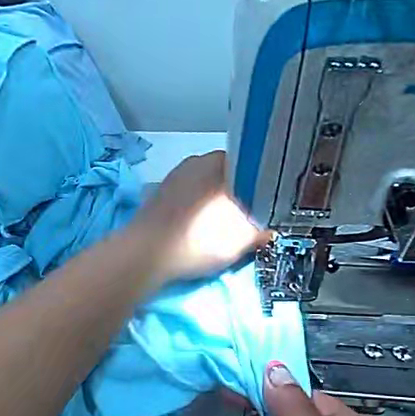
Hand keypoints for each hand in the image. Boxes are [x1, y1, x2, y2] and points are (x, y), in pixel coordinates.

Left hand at [124, 151, 266, 286]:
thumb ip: (260, 228)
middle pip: (229, 174)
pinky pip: (189, 194)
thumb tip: (269, 226)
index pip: (252, 164)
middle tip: (248, 216)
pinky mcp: (161, 192)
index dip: (262, 184)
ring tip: (224, 225)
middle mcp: (196, 161)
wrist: (145, 254)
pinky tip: (200, 226)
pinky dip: (198, 206)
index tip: (268, 201)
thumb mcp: (240, 240)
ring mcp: (176, 175)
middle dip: (239, 193)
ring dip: (217, 200)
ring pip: (207, 184)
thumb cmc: (196, 241)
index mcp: (219, 162)